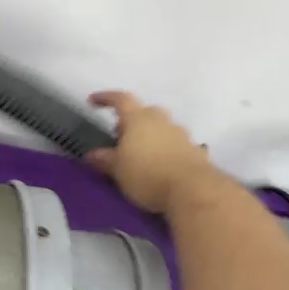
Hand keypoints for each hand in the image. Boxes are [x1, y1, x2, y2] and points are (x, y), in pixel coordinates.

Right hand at [85, 90, 228, 213]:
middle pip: (146, 111)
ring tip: (141, 153)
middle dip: (132, 119)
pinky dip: (167, 150)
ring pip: (163, 127)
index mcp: (138, 119)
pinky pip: (177, 145)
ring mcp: (182, 136)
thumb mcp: (117, 169)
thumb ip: (104, 159)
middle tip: (121, 134)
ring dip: (151, 135)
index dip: (106, 98)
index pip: (121, 99)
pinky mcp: (196, 152)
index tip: (92, 101)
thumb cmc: (147, 174)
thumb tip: (92, 154)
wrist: (194, 191)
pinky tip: (161, 166)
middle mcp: (162, 121)